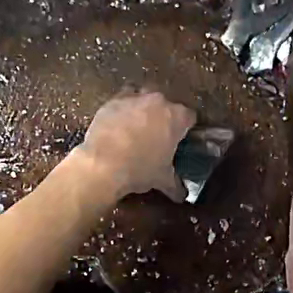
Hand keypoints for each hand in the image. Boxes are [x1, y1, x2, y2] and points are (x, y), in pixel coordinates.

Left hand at [70, 89, 196, 202]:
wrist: (103, 164)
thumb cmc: (139, 169)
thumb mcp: (162, 179)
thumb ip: (176, 185)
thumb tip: (182, 195)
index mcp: (176, 117)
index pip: (190, 117)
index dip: (186, 128)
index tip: (181, 139)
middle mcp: (158, 101)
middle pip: (167, 105)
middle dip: (164, 118)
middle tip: (159, 137)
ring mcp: (134, 98)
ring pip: (144, 98)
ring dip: (144, 109)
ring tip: (138, 128)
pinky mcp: (113, 101)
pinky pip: (123, 101)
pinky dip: (123, 110)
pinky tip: (119, 125)